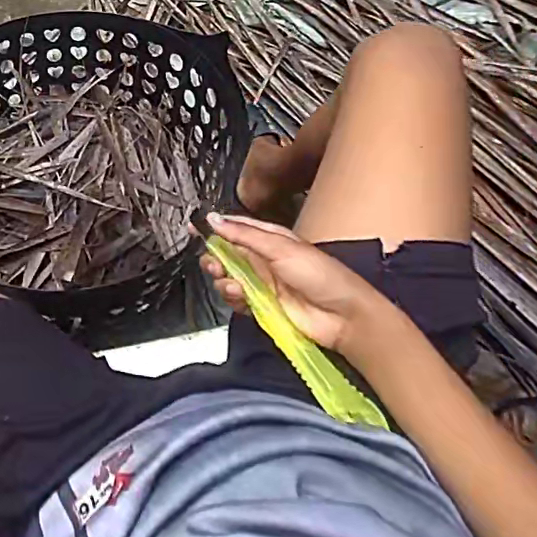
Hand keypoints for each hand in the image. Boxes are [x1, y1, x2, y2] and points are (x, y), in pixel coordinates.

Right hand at [199, 212, 392, 356]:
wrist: (343, 318)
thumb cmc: (321, 276)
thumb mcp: (280, 247)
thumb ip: (243, 234)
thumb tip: (213, 218)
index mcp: (268, 238)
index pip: (234, 228)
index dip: (213, 227)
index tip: (193, 227)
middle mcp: (262, 258)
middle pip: (224, 254)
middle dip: (214, 259)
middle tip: (215, 265)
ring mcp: (261, 282)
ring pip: (226, 277)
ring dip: (224, 281)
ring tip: (236, 286)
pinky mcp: (260, 304)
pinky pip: (235, 299)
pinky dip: (233, 299)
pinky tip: (242, 299)